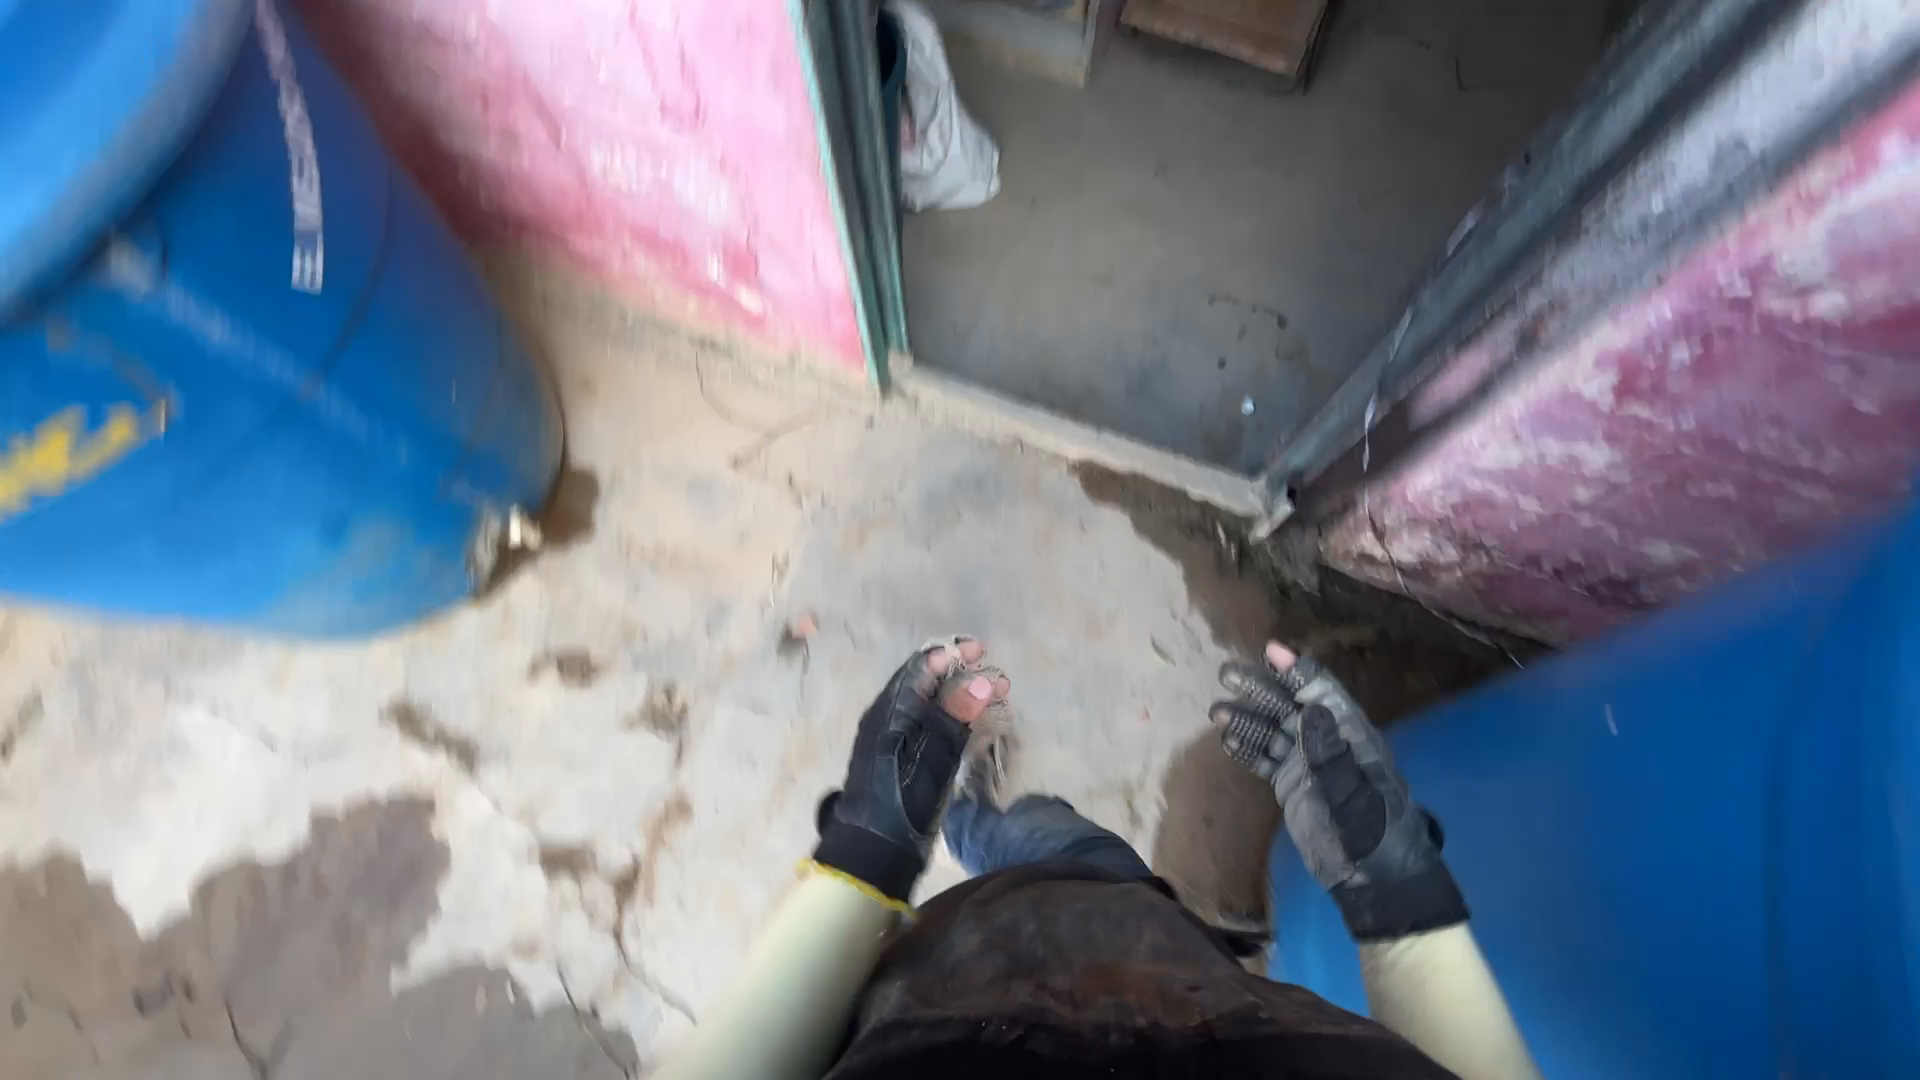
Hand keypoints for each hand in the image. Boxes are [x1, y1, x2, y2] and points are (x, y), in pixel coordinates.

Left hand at [814, 639, 1010, 904]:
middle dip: (962, 675)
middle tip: (996, 679)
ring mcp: (893, 739)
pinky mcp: (900, 760)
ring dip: (961, 698)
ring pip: (930, 705)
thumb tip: (980, 681)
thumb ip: (954, 716)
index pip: (921, 666)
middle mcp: (888, 717)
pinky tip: (974, 726)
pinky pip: (929, 726)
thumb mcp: (932, 756)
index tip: (982, 651)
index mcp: (890, 709)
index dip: (951, 654)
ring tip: (995, 699)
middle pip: (927, 683)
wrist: (872, 851)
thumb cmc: (900, 799)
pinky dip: (953, 719)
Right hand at [1211, 642, 1466, 940]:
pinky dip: (1247, 749)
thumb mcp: (1356, 796)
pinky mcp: (1292, 786)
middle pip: (1289, 706)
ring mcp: (1307, 764)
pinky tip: (1226, 742)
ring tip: (1216, 712)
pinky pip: (1265, 760)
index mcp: (1352, 738)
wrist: (1377, 886)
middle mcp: (1327, 744)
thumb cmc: (1376, 838)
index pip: (1322, 694)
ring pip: (1272, 731)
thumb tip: (1309, 708)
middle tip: (1226, 673)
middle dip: (1260, 689)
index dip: (1297, 671)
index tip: (1269, 650)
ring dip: (1246, 719)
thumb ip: (1332, 753)